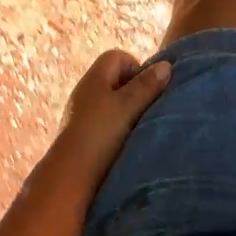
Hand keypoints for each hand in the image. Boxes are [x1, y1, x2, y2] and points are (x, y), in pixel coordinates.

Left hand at [50, 50, 171, 181]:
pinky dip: (115, 128)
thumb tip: (165, 65)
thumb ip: (146, 85)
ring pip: (110, 103)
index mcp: (94, 77)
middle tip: (146, 110)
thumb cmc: (101, 134)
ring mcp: (80, 114)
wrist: (70, 178)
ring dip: (125, 113)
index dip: (136, 68)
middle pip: (115, 79)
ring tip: (137, 129)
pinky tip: (123, 144)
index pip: (118, 57)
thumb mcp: (128, 106)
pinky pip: (103, 122)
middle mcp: (85, 91)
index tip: (148, 90)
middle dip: (134, 91)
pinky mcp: (80, 136)